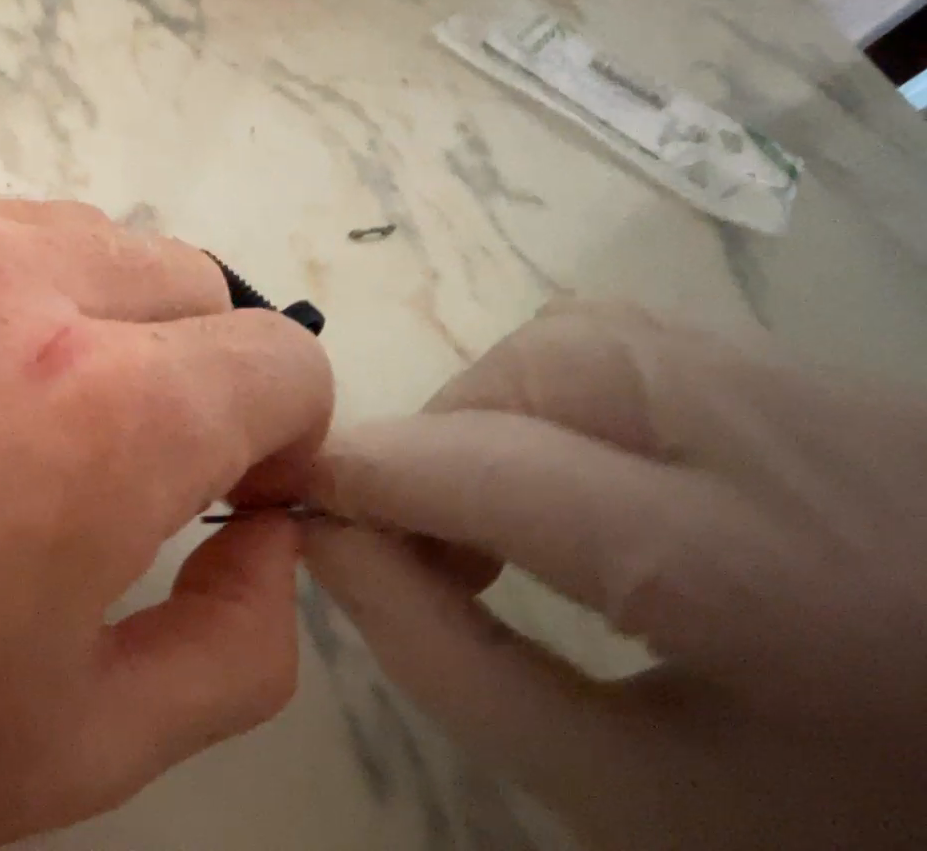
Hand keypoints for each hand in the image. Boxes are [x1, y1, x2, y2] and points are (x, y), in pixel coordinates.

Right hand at [288, 301, 926, 850]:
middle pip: (542, 366)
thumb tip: (325, 540)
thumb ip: (443, 658)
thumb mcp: (619, 787)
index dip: (358, 471)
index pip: (487, 467)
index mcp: (757, 576)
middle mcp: (813, 447)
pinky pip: (655, 350)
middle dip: (438, 439)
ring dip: (497, 410)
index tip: (286, 496)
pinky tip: (587, 486)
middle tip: (425, 535)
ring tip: (503, 510)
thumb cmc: (825, 821)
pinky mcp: (855, 392)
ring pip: (592, 338)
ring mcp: (850, 403)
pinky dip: (569, 401)